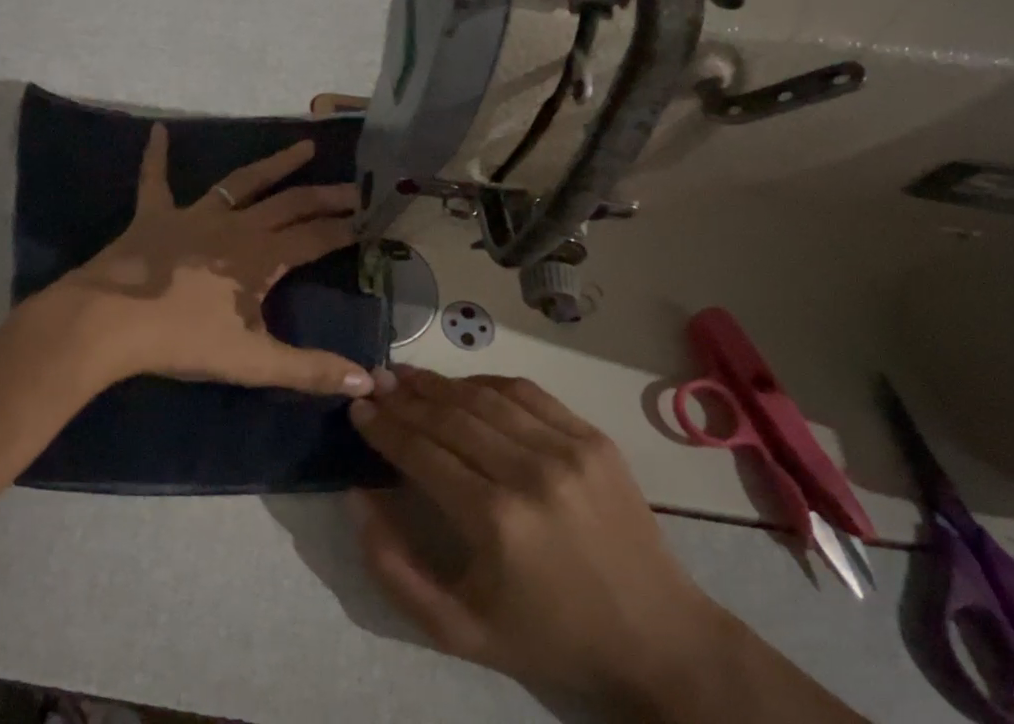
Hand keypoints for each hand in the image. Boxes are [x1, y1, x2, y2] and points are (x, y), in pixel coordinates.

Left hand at [34, 123, 374, 397]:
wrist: (109, 320)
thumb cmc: (182, 340)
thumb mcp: (252, 360)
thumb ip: (309, 369)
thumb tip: (365, 380)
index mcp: (261, 258)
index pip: (315, 239)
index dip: (345, 231)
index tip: (372, 221)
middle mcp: (234, 226)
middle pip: (288, 205)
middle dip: (324, 198)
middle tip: (353, 190)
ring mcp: (192, 215)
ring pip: (240, 182)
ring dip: (273, 164)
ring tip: (304, 147)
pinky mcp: (153, 216)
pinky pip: (156, 180)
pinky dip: (158, 156)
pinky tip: (159, 131)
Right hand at [348, 366, 727, 705]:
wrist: (658, 638)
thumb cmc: (549, 637)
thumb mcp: (456, 628)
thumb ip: (393, 569)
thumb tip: (357, 498)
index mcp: (493, 519)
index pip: (420, 452)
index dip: (382, 426)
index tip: (356, 408)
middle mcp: (529, 472)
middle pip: (448, 417)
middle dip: (403, 396)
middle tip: (372, 382)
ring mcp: (568, 450)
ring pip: (486, 398)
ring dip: (440, 383)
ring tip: (408, 376)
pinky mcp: (595, 441)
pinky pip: (529, 394)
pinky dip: (489, 384)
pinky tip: (465, 386)